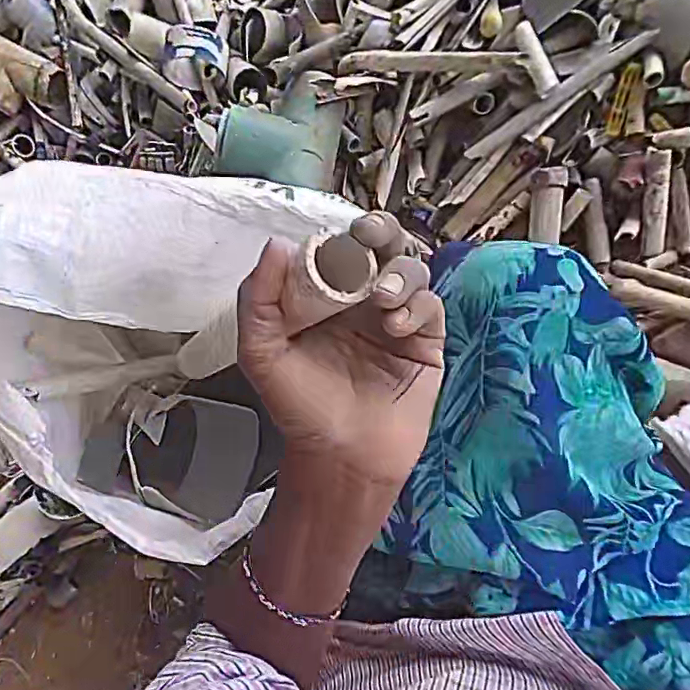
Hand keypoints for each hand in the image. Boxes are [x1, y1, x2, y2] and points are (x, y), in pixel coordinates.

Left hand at [235, 212, 444, 492]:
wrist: (340, 457)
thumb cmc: (300, 408)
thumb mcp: (262, 354)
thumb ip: (258, 300)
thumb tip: (277, 245)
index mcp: (324, 300)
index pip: (338, 251)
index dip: (341, 238)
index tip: (338, 239)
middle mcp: (362, 304)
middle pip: (382, 249)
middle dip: (381, 233)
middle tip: (371, 236)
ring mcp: (396, 320)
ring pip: (411, 270)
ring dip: (399, 273)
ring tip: (382, 298)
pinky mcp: (425, 343)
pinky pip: (431, 307)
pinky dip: (417, 306)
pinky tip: (396, 325)